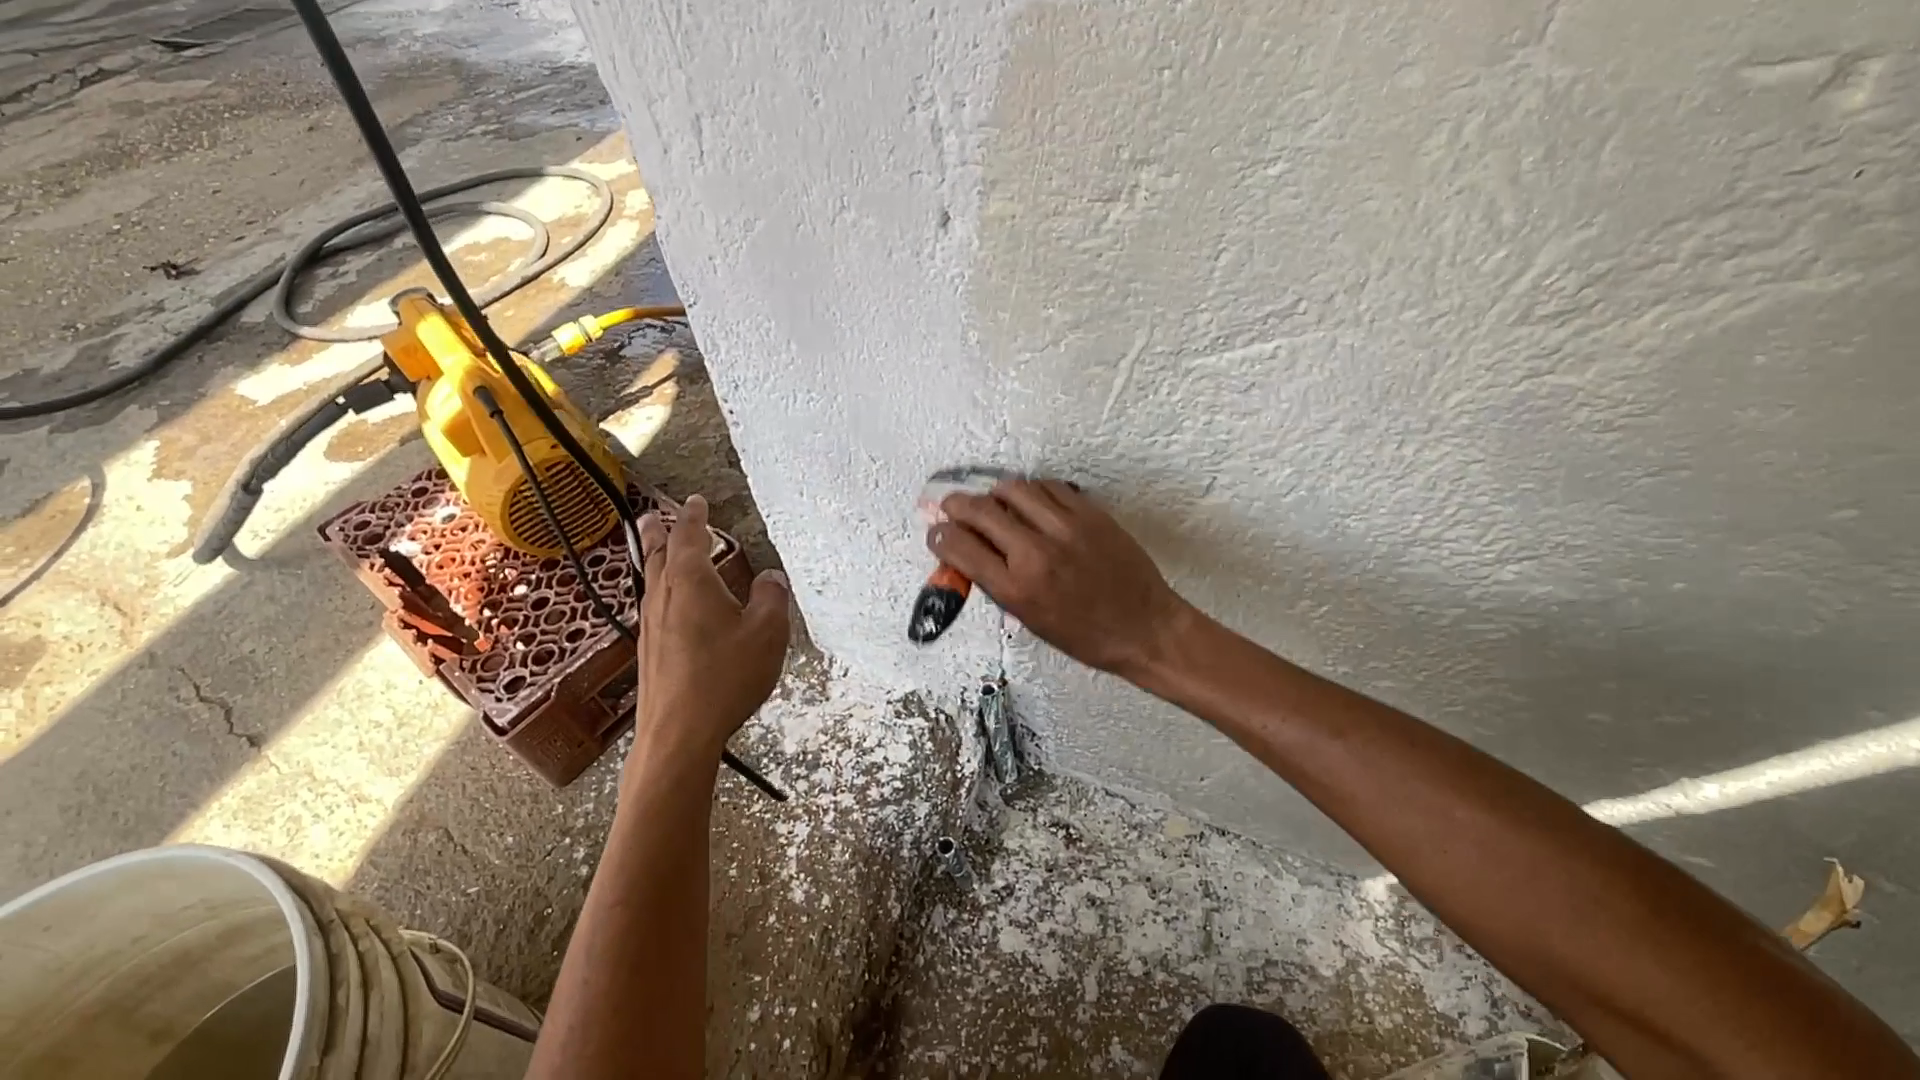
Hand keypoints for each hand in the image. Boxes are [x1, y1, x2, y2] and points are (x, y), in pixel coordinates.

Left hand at [632, 495, 790, 771]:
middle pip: (658, 555)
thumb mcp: (766, 634)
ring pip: (650, 580)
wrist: (679, 733)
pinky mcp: (649, 652)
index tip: (695, 501)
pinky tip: (666, 604)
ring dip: (654, 558)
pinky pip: (652, 606)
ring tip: (656, 549)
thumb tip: (772, 577)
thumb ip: (772, 599)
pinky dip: (658, 589)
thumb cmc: (725, 679)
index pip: (689, 538)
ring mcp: (651, 626)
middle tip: (656, 515)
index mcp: (691, 583)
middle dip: (660, 532)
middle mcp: (664, 598)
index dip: (693, 516)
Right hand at [927, 476, 1191, 677]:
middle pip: (980, 510)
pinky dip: (1033, 492)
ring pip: (1013, 488)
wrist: (1144, 627)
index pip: (960, 547)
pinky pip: (1049, 487)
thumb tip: (969, 553)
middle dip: (956, 505)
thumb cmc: (1085, 636)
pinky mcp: (1090, 513)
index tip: (937, 533)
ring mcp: (1065, 528)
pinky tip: (1032, 503)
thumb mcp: (1029, 620)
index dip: (940, 536)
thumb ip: (997, 584)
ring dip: (995, 494)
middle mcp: (1036, 554)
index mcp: (1016, 589)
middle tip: (953, 507)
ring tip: (995, 503)